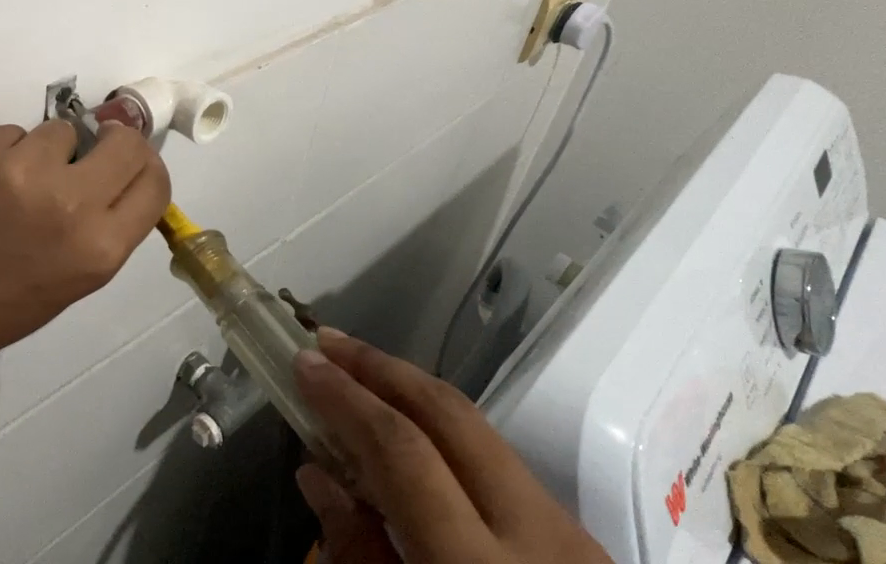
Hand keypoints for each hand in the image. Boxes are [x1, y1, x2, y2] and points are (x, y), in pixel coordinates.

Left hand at [0, 121, 170, 374]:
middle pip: (124, 142)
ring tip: (14, 183)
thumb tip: (117, 175)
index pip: (154, 181)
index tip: (125, 164)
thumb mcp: (74, 282)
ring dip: (45, 150)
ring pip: (59, 130)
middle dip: (109, 142)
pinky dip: (2, 150)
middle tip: (84, 153)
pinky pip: (11, 131)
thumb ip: (104, 228)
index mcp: (100, 248)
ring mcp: (19, 171)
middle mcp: (69, 203)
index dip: (143, 167)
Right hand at [291, 329, 608, 563]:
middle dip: (382, 368)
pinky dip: (445, 434)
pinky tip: (408, 433)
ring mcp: (572, 538)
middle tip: (325, 342)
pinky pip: (499, 465)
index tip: (302, 361)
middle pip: (453, 417)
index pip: (405, 453)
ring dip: (411, 393)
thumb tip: (317, 474)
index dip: (347, 398)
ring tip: (357, 374)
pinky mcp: (583, 542)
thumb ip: (359, 554)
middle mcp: (539, 540)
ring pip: (482, 432)